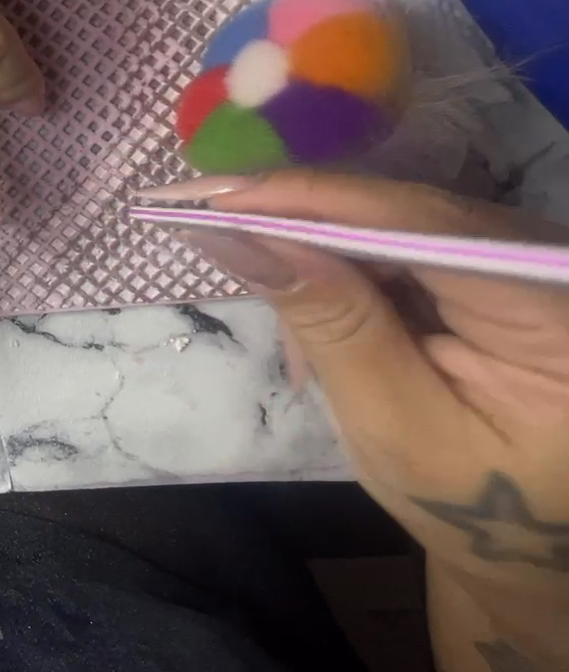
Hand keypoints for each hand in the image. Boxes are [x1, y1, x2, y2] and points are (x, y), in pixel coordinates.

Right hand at [169, 172, 568, 660]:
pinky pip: (400, 233)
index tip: (209, 198)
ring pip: (396, 214)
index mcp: (561, 321)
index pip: (425, 231)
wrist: (522, 529)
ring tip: (243, 256)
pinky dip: (333, 251)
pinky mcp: (498, 268)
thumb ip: (326, 321)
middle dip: (295, 209)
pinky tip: (299, 277)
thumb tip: (233, 236)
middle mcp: (558, 271)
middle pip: (408, 210)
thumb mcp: (389, 419)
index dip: (312, 202)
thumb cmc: (464, 497)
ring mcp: (530, 265)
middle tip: (195, 212)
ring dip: (306, 233)